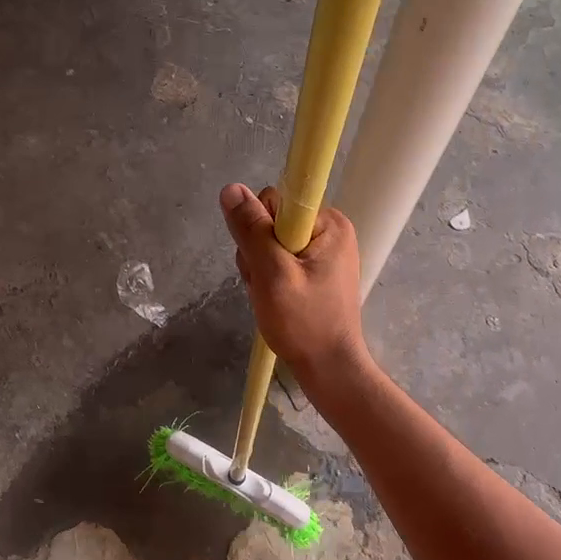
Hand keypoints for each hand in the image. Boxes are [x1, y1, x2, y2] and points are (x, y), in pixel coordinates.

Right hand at [218, 183, 370, 386]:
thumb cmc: (305, 323)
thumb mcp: (272, 274)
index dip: (259, 227)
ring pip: (270, 243)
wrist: (329, 370)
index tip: (265, 260)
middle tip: (265, 285)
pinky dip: (268, 279)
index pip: (277, 200)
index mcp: (329, 223)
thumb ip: (251, 230)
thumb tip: (231, 189)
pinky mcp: (315, 271)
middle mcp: (329, 230)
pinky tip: (272, 299)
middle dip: (257, 252)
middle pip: (271, 222)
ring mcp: (322, 252)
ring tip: (269, 296)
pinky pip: (279, 261)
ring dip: (259, 269)